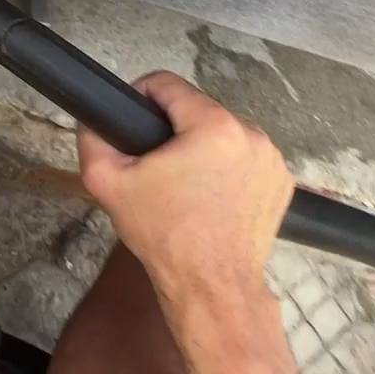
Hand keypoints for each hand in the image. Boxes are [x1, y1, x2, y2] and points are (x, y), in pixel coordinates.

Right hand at [78, 72, 294, 301]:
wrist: (212, 289)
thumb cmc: (165, 235)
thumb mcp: (106, 182)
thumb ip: (93, 138)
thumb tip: (94, 120)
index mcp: (212, 126)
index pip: (166, 83)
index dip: (140, 97)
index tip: (133, 125)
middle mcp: (250, 134)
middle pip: (195, 107)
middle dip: (171, 127)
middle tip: (155, 162)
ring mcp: (270, 158)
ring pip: (219, 129)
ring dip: (199, 144)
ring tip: (183, 179)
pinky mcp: (281, 180)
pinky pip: (242, 153)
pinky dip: (225, 164)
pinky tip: (209, 191)